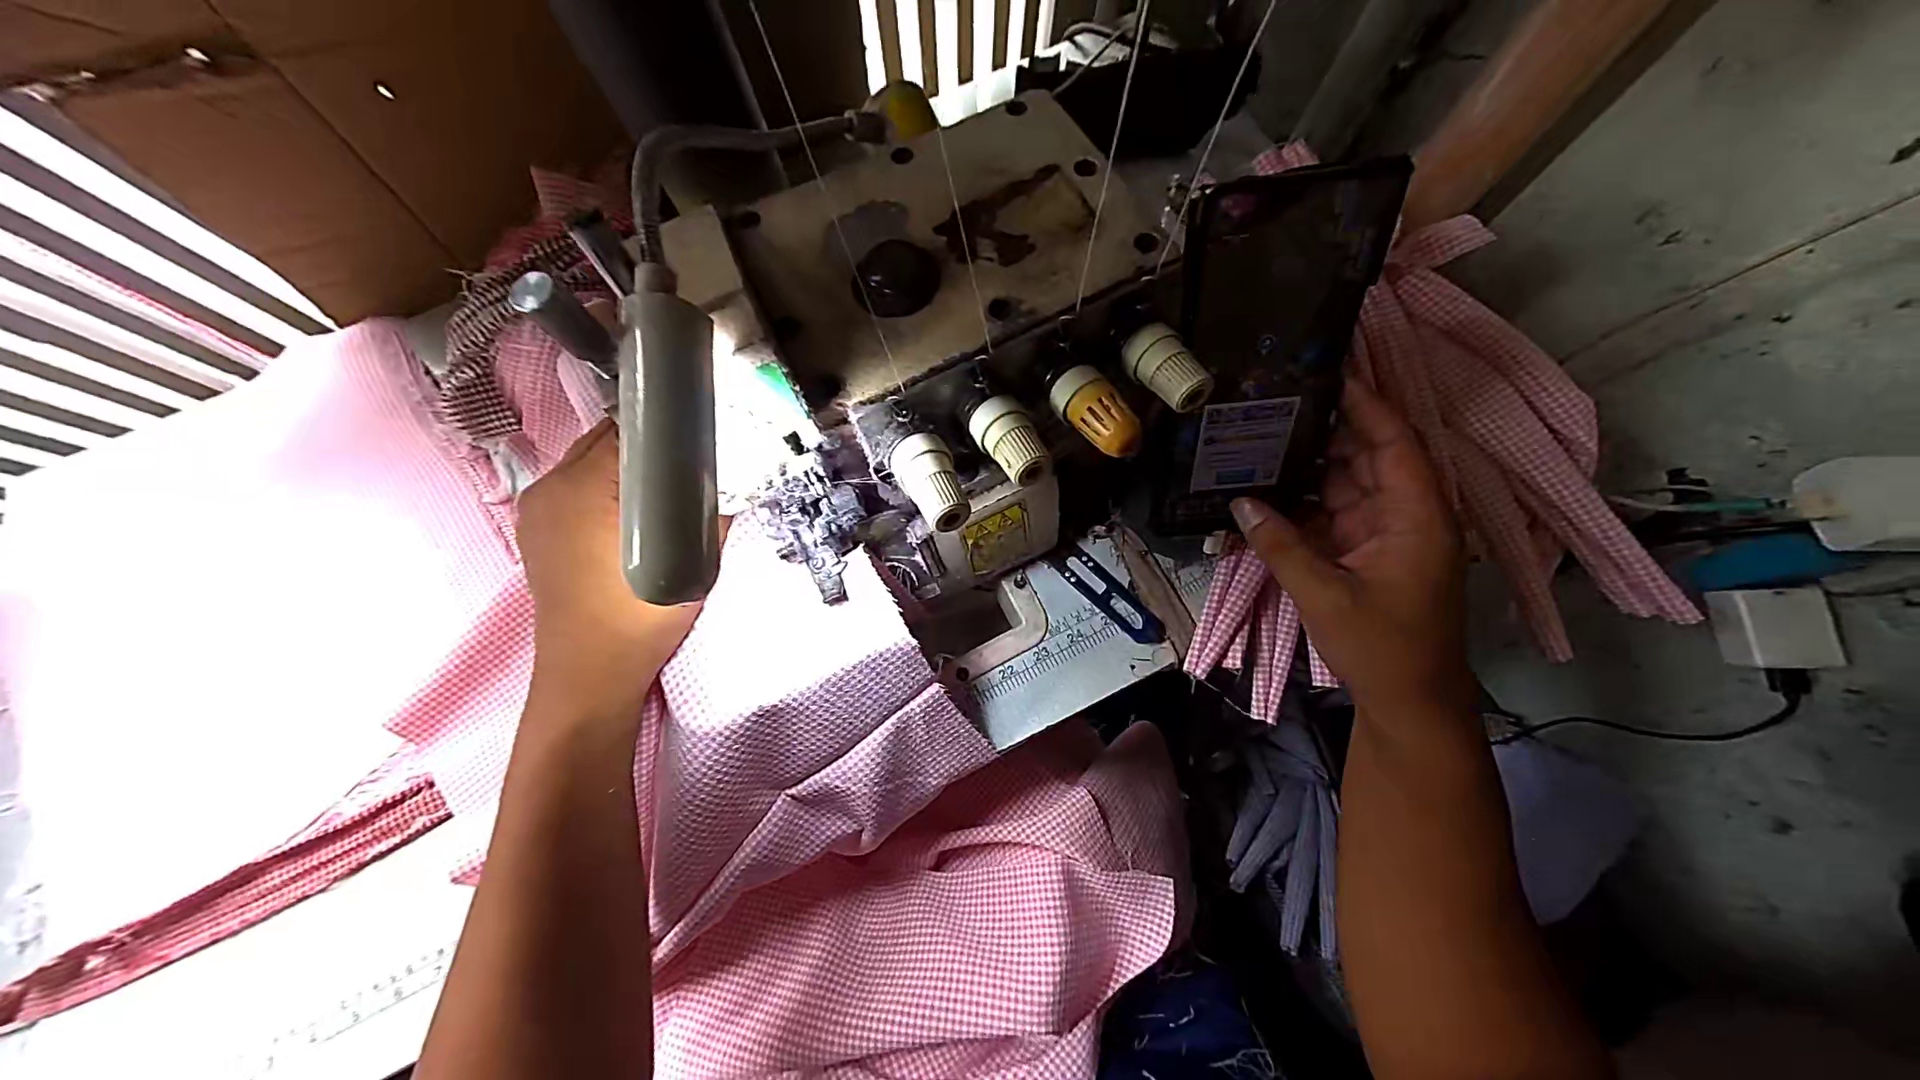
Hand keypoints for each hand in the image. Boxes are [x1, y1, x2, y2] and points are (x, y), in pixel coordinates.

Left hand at [516, 420, 717, 716]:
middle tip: (689, 463)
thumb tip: (735, 479)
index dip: (666, 428)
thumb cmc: (640, 618)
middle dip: (648, 445)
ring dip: (626, 468)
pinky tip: (634, 516)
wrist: (591, 674)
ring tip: (664, 490)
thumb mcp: (691, 563)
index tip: (700, 436)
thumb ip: (713, 513)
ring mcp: (536, 511)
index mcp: (579, 487)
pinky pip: (575, 490)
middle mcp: (548, 489)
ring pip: (588, 464)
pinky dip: (605, 489)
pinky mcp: (538, 533)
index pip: (627, 429)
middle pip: (603, 440)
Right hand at [1230, 379, 1471, 712]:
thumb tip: (1240, 504)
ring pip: (1342, 485)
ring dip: (1304, 470)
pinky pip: (1330, 516)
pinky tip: (1263, 494)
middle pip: (1364, 457)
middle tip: (1271, 407)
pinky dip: (1300, 507)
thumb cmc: (1383, 648)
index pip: (1394, 442)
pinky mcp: (1363, 553)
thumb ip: (1280, 545)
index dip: (1365, 403)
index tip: (1328, 371)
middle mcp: (1404, 515)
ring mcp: (1383, 534)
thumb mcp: (1324, 596)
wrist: (1409, 702)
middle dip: (1322, 432)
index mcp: (1417, 516)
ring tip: (1258, 443)